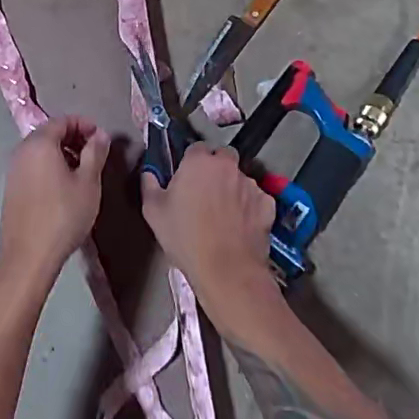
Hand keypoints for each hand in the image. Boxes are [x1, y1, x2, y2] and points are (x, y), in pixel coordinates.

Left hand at [0, 116, 108, 280]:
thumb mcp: (89, 182)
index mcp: (40, 143)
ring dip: (62, 152)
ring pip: (40, 150)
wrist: (29, 255)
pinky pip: (33, 165)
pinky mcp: (12, 187)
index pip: (62, 120)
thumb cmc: (63, 215)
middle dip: (73, 137)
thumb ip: (95, 153)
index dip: (84, 124)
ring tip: (82, 170)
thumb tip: (100, 134)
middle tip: (94, 152)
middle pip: (49, 133)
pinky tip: (64, 186)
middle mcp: (22, 151)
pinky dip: (50, 166)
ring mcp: (14, 169)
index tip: (100, 137)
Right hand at [142, 143, 277, 326]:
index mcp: (199, 162)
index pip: (196, 148)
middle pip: (223, 157)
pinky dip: (250, 207)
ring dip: (232, 188)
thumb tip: (150, 172)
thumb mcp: (153, 211)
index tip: (186, 179)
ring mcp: (251, 185)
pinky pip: (256, 199)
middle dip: (216, 169)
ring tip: (224, 214)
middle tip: (205, 193)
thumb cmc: (185, 238)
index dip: (190, 163)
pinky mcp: (268, 204)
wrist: (226, 270)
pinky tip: (240, 225)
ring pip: (240, 178)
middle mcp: (228, 166)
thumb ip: (149, 183)